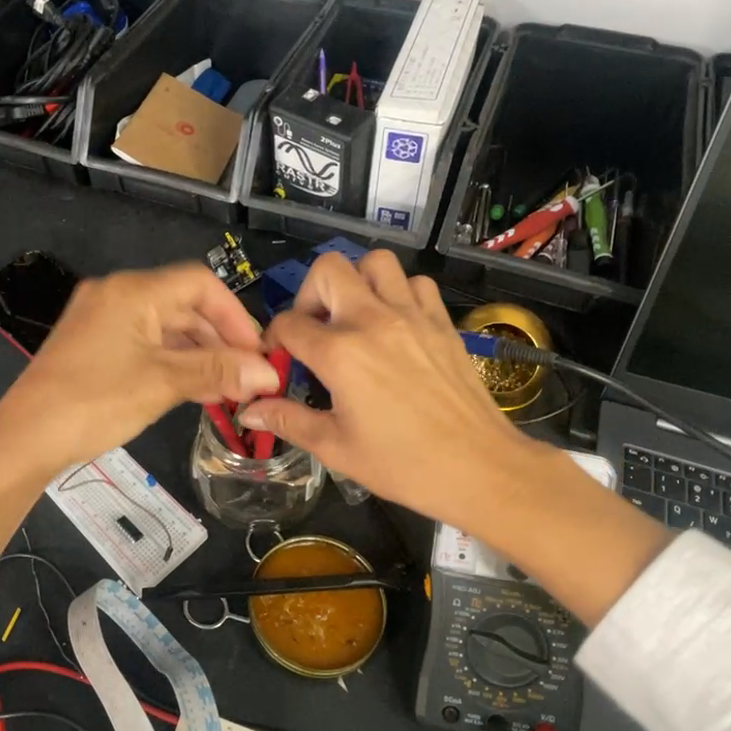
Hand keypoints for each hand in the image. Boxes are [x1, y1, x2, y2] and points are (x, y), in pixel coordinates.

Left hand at [0, 262, 279, 470]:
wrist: (25, 437)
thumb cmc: (96, 402)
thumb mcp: (163, 384)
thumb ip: (218, 371)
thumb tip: (268, 373)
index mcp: (133, 290)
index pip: (200, 284)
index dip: (235, 315)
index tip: (257, 352)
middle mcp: (117, 294)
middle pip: (183, 304)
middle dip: (220, 338)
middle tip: (248, 375)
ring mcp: (102, 319)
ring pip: (165, 326)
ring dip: (199, 353)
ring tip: (228, 388)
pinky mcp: (93, 344)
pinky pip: (145, 343)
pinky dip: (173, 361)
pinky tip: (195, 389)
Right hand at [239, 251, 567, 527]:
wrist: (480, 467)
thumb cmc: (403, 465)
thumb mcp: (336, 448)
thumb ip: (289, 420)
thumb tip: (249, 410)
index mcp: (340, 354)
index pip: (289, 324)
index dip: (274, 339)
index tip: (278, 360)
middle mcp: (373, 321)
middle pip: (328, 270)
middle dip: (309, 294)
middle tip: (314, 330)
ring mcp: (412, 315)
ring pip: (375, 263)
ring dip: (356, 282)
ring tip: (353, 318)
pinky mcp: (442, 321)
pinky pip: (416, 283)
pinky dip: (399, 292)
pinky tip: (394, 324)